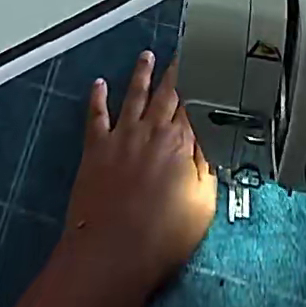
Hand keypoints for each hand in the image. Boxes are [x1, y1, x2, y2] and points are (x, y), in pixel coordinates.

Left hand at [12, 53, 215, 306]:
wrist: (112, 251)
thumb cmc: (162, 236)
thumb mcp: (202, 205)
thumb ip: (206, 167)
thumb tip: (209, 140)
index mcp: (178, 142)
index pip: (191, 105)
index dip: (197, 85)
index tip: (201, 67)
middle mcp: (149, 130)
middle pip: (164, 93)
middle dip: (173, 72)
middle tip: (178, 54)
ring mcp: (121, 135)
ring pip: (133, 94)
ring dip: (141, 74)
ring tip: (146, 56)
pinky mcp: (96, 147)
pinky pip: (97, 115)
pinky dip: (97, 97)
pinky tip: (98, 83)